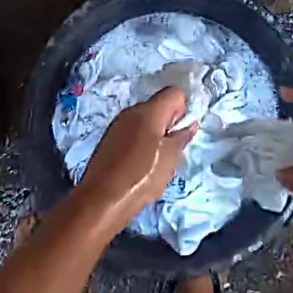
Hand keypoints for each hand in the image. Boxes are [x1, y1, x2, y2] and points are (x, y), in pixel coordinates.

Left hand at [71, 87, 198, 233]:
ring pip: (144, 121)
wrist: (102, 199)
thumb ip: (182, 137)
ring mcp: (117, 125)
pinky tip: (141, 165)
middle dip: (169, 123)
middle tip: (172, 149)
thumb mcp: (170, 158)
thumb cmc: (142, 176)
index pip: (173, 93)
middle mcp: (130, 112)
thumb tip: (190, 124)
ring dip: (155, 134)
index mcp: (147, 111)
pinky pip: (131, 133)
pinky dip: (140, 143)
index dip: (183, 109)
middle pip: (157, 106)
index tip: (182, 131)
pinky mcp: (109, 140)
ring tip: (157, 161)